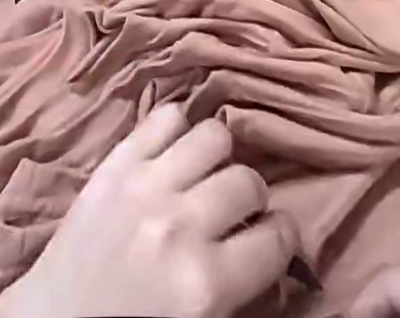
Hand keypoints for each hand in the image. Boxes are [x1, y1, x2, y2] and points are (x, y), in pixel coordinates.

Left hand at [0, 103, 298, 317]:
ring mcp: (144, 183)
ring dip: (219, 156)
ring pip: (213, 135)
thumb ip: (238, 283)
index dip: (284, 236)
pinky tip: (175, 150)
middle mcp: (180, 224)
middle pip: (247, 180)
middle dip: (253, 197)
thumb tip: (270, 245)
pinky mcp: (115, 160)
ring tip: (207, 174)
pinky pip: (163, 116)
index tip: (274, 236)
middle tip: (237, 209)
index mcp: (205, 282)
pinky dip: (177, 127)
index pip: (277, 238)